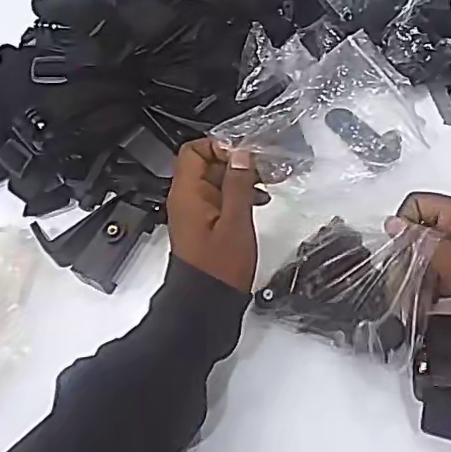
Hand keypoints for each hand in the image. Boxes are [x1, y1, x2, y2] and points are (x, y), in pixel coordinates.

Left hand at [166, 140, 260, 292]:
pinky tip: (257, 201)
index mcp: (187, 194)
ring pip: (214, 181)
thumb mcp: (236, 221)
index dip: (220, 146)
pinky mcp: (204, 225)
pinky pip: (218, 199)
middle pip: (205, 163)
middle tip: (261, 168)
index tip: (245, 154)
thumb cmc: (218, 269)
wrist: (205, 305)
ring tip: (264, 184)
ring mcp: (194, 213)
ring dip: (238, 178)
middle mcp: (186, 200)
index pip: (194, 150)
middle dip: (235, 162)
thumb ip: (238, 184)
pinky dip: (236, 195)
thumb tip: (241, 154)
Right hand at [389, 193, 450, 352]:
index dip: (404, 227)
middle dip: (407, 253)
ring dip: (415, 273)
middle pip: (419, 230)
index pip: (416, 205)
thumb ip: (421, 242)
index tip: (401, 252)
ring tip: (412, 295)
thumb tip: (394, 225)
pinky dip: (428, 286)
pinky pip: (437, 273)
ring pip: (425, 254)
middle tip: (403, 277)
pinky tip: (423, 303)